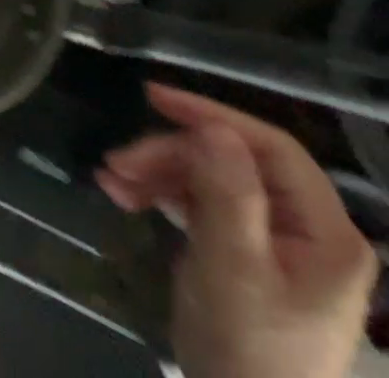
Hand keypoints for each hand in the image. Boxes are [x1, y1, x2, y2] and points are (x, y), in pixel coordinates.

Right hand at [97, 83, 376, 377]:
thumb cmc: (247, 340)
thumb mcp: (231, 266)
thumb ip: (228, 196)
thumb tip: (213, 129)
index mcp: (326, 232)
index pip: (273, 150)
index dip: (214, 116)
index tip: (151, 96)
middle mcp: (309, 231)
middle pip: (235, 165)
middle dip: (171, 154)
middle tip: (115, 162)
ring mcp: (277, 245)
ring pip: (212, 182)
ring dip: (159, 173)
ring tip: (110, 181)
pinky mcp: (244, 257)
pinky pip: (202, 208)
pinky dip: (162, 196)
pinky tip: (124, 196)